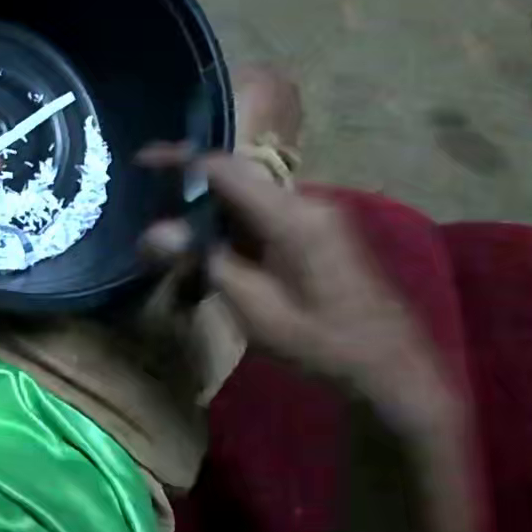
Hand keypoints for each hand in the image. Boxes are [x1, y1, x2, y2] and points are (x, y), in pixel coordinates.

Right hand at [137, 147, 453, 430]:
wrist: (390, 370)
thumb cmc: (321, 342)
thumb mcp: (255, 307)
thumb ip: (206, 261)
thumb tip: (154, 231)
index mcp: (292, 216)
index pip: (224, 168)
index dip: (180, 161)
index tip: (141, 162)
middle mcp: (304, 204)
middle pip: (233, 178)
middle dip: (186, 188)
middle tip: (147, 209)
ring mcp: (312, 216)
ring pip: (243, 196)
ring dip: (204, 209)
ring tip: (167, 235)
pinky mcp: (313, 232)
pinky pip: (258, 214)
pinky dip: (225, 224)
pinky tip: (204, 248)